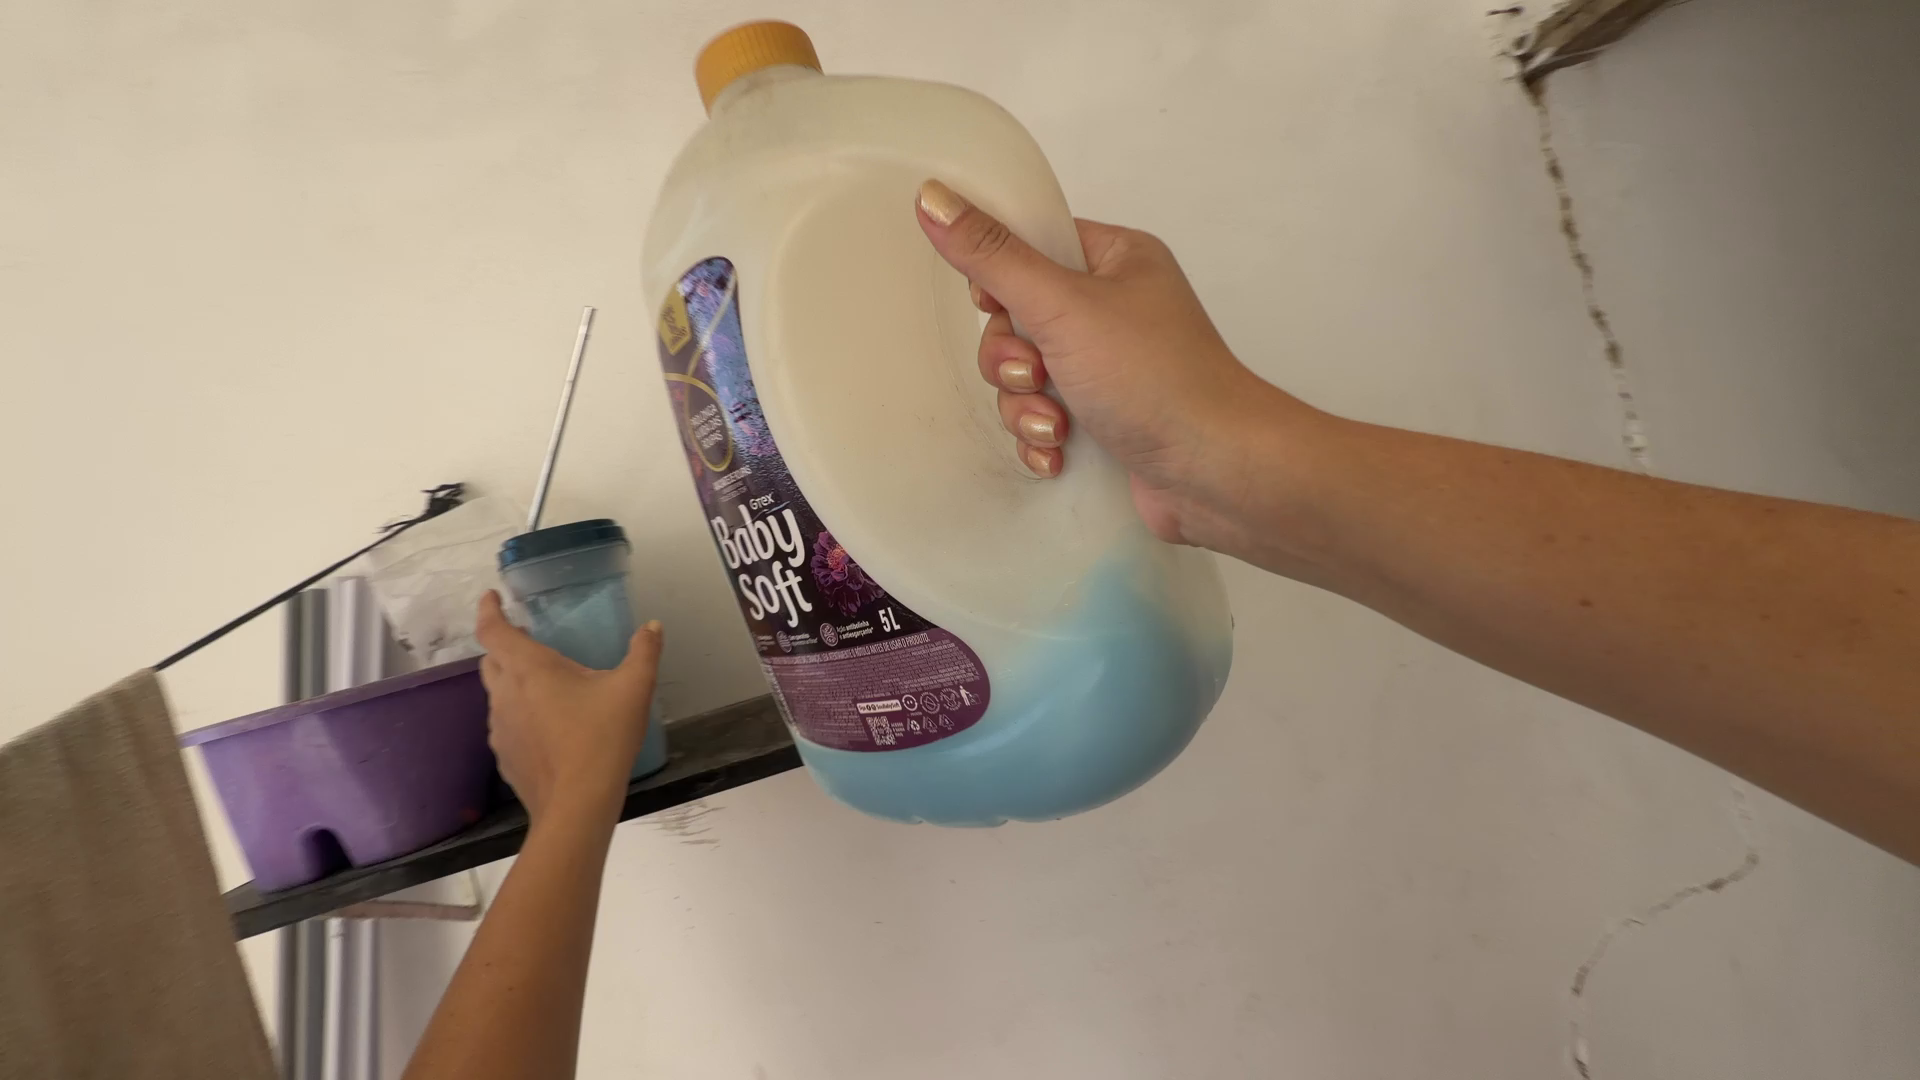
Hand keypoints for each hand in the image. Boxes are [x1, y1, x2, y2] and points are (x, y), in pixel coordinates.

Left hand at [474, 591, 661, 823]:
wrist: (578, 803)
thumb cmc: (603, 737)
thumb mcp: (635, 688)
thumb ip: (645, 651)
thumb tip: (652, 626)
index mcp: (532, 670)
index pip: (494, 631)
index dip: (488, 610)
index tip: (491, 596)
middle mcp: (506, 694)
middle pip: (492, 660)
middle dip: (504, 645)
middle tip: (528, 638)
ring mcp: (500, 728)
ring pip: (497, 693)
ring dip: (513, 681)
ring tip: (545, 685)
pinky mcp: (505, 756)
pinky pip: (506, 723)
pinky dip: (520, 713)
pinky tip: (549, 725)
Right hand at [915, 179, 1319, 548]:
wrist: (1211, 471)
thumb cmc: (1154, 378)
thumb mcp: (1064, 306)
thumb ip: (994, 257)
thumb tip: (934, 199)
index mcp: (1115, 262)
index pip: (1031, 248)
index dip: (1000, 281)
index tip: (995, 305)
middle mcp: (1112, 312)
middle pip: (1018, 323)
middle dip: (1014, 362)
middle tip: (1038, 377)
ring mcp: (1107, 371)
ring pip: (1025, 381)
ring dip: (1027, 409)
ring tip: (1057, 427)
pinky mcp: (1102, 420)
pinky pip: (1043, 421)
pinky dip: (1042, 440)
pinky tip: (1059, 454)